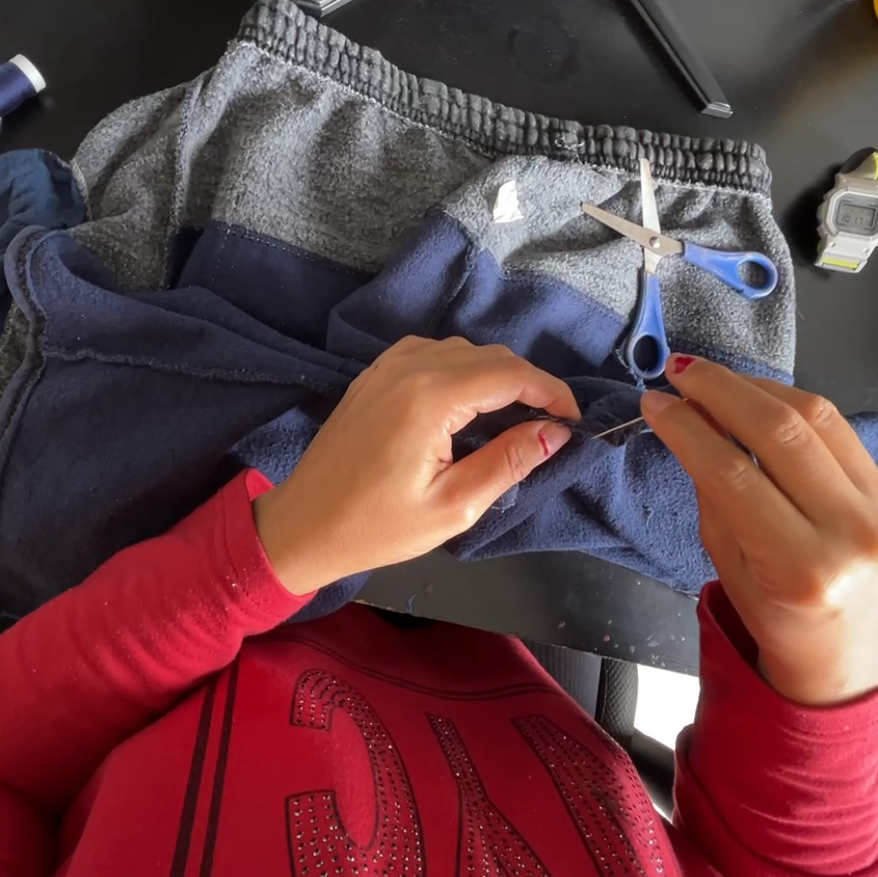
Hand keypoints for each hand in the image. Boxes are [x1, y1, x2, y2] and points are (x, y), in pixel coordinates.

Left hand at [253, 337, 580, 594]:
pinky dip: (460, 369)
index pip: (511, 374)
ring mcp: (387, 365)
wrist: (304, 524)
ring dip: (495, 375)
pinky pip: (431, 353)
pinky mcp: (374, 374)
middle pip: (490, 356)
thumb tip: (556, 432)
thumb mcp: (454, 505)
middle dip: (528, 384)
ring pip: (462, 350)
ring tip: (512, 417)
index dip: (552, 393)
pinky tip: (465, 401)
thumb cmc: (378, 526)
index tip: (572, 422)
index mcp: (431, 397)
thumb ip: (509, 461)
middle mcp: (409, 366)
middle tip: (546, 425)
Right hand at [641, 355, 877, 705]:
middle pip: (781, 432)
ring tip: (708, 377)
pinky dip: (787, 401)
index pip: (732, 474)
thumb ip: (712, 488)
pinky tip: (752, 395)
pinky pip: (835, 426)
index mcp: (798, 567)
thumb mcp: (723, 558)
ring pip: (814, 416)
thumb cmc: (769, 613)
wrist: (842, 649)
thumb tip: (689, 418)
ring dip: (753, 386)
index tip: (654, 401)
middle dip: (720, 389)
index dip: (687, 428)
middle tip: (678, 371)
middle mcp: (849, 532)